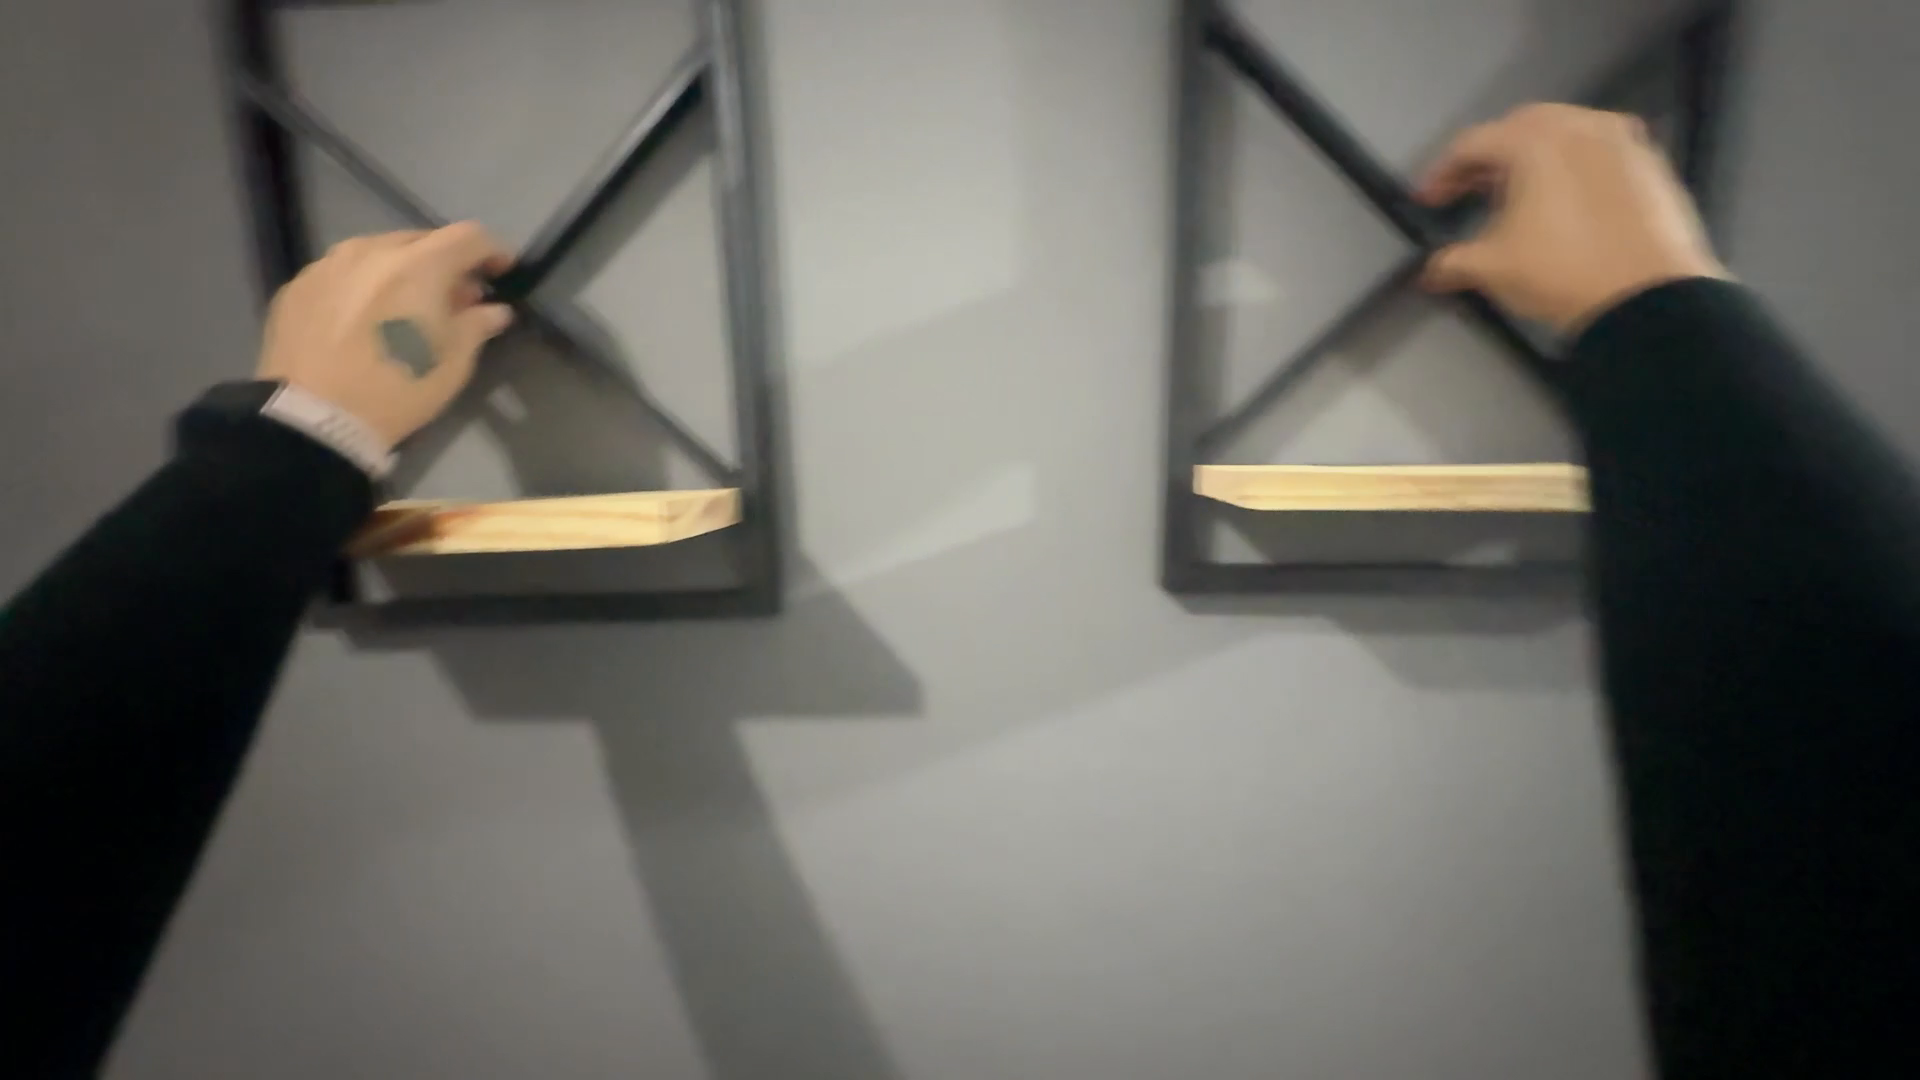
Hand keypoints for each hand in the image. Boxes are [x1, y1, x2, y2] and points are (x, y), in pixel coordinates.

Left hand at [255, 223, 516, 447]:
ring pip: (381, 252)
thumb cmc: (402, 385)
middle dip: (449, 264)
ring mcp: (329, 264)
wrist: (316, 413)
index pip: (469, 237)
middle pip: (423, 240)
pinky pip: (347, 272)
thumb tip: (493, 310)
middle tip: (460, 299)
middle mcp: (372, 251)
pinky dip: (371, 286)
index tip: (503, 274)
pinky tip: (373, 319)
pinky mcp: (300, 285)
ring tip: (413, 308)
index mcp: (419, 266)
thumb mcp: (456, 360)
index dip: (494, 251)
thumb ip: (478, 323)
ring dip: (407, 272)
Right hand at [1416, 103, 1729, 334]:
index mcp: (1537, 144)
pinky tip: (1556, 200)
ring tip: (1510, 191)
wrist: (1645, 295)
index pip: (1474, 142)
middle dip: (1487, 154)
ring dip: (1529, 155)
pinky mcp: (1649, 163)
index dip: (1440, 172)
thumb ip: (1449, 261)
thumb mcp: (1487, 268)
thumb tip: (1430, 270)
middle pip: (1521, 125)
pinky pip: (1596, 149)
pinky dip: (1567, 164)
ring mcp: (1623, 142)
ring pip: (1564, 131)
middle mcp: (1582, 128)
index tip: (1425, 201)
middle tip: (1464, 188)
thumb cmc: (1557, 269)